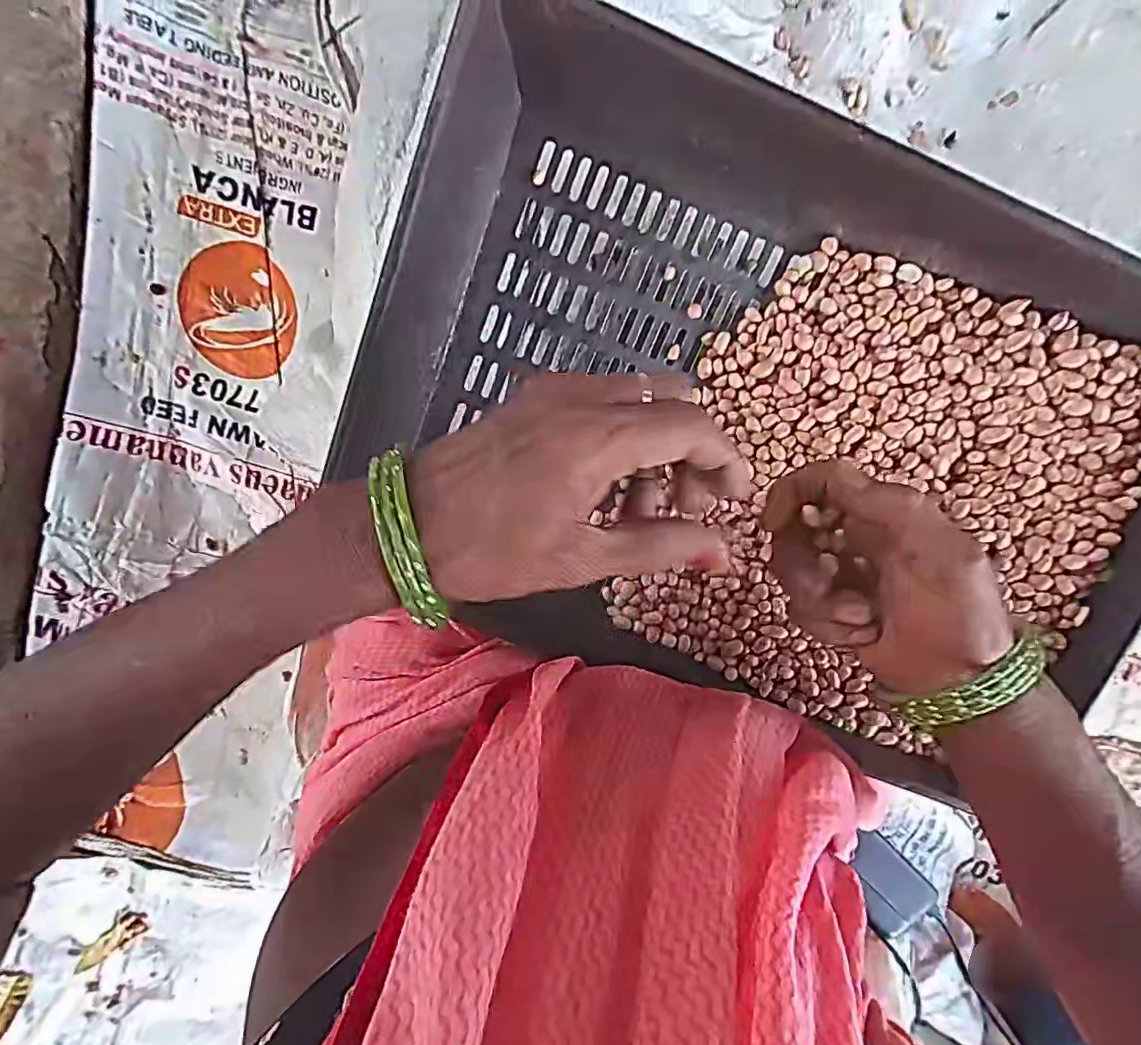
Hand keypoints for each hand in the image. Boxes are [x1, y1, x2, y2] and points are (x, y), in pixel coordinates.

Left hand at [404, 373, 753, 602]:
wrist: (408, 525)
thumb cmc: (493, 551)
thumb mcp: (584, 558)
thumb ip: (662, 547)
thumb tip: (723, 553)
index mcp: (601, 437)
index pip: (694, 427)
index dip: (726, 461)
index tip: (732, 499)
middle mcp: (586, 397)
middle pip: (675, 403)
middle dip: (694, 454)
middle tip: (682, 508)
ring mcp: (559, 390)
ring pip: (642, 399)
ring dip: (658, 446)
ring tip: (636, 508)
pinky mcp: (539, 395)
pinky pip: (606, 400)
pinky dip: (626, 435)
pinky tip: (604, 485)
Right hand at [761, 460, 1014, 696]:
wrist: (960, 679)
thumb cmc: (964, 613)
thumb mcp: (943, 550)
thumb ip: (893, 507)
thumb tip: (834, 478)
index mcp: (883, 514)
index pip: (823, 481)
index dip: (789, 494)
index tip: (774, 522)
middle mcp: (856, 539)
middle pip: (793, 531)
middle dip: (802, 565)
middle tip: (828, 588)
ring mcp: (841, 575)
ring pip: (792, 573)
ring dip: (820, 602)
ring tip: (861, 619)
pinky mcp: (831, 611)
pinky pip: (801, 609)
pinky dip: (828, 626)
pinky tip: (863, 634)